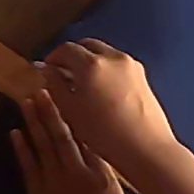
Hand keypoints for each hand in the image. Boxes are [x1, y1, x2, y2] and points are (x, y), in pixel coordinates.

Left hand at [12, 90, 174, 193]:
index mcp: (105, 179)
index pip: (93, 140)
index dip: (83, 117)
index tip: (75, 97)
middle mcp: (77, 173)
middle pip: (63, 134)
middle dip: (54, 109)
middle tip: (43, 87)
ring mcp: (53, 183)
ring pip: (43, 144)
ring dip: (35, 121)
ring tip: (28, 100)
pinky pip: (27, 165)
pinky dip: (21, 148)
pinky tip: (14, 133)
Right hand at [38, 39, 178, 177]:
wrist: (146, 148)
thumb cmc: (102, 132)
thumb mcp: (70, 110)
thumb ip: (55, 85)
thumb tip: (48, 70)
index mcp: (91, 63)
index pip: (66, 48)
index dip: (53, 57)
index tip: (47, 69)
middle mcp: (112, 56)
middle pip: (86, 45)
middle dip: (72, 55)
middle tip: (63, 73)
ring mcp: (130, 64)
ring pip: (103, 52)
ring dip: (89, 60)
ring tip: (83, 82)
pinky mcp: (142, 75)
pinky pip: (117, 63)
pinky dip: (105, 67)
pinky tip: (102, 88)